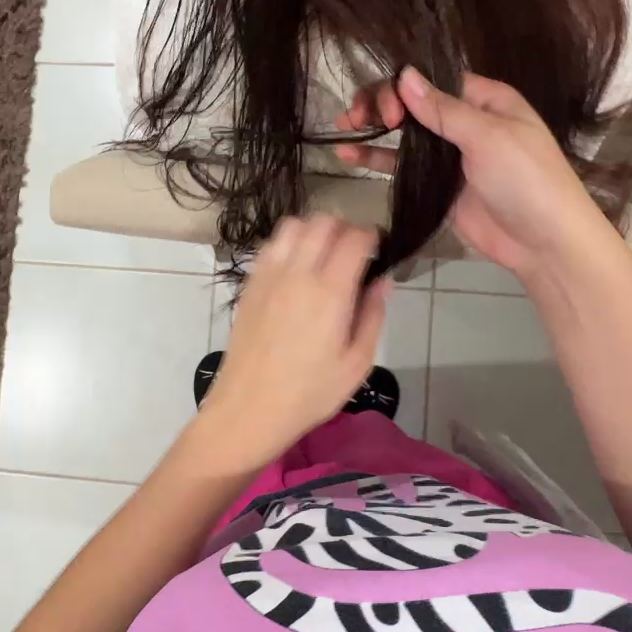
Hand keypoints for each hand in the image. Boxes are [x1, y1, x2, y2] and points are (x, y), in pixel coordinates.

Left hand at [198, 215, 391, 463]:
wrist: (249, 408)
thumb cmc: (309, 393)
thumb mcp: (357, 364)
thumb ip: (373, 316)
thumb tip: (382, 282)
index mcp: (330, 293)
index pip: (355, 238)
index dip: (371, 237)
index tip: (377, 251)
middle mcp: (297, 274)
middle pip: (323, 222)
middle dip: (344, 228)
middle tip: (353, 253)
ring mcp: (268, 276)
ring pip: (293, 226)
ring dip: (313, 231)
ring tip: (323, 256)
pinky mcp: (249, 285)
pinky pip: (270, 246)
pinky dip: (288, 244)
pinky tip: (296, 269)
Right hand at [334, 68, 612, 284]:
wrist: (544, 242)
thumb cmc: (527, 180)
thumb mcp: (489, 137)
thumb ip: (443, 110)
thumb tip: (404, 76)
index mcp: (485, 100)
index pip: (432, 80)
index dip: (402, 87)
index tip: (389, 112)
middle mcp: (465, 121)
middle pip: (413, 102)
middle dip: (381, 103)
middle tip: (357, 118)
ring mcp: (449, 155)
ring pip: (403, 132)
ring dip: (373, 127)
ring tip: (343, 127)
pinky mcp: (437, 185)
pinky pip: (401, 165)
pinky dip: (376, 157)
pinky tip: (348, 153)